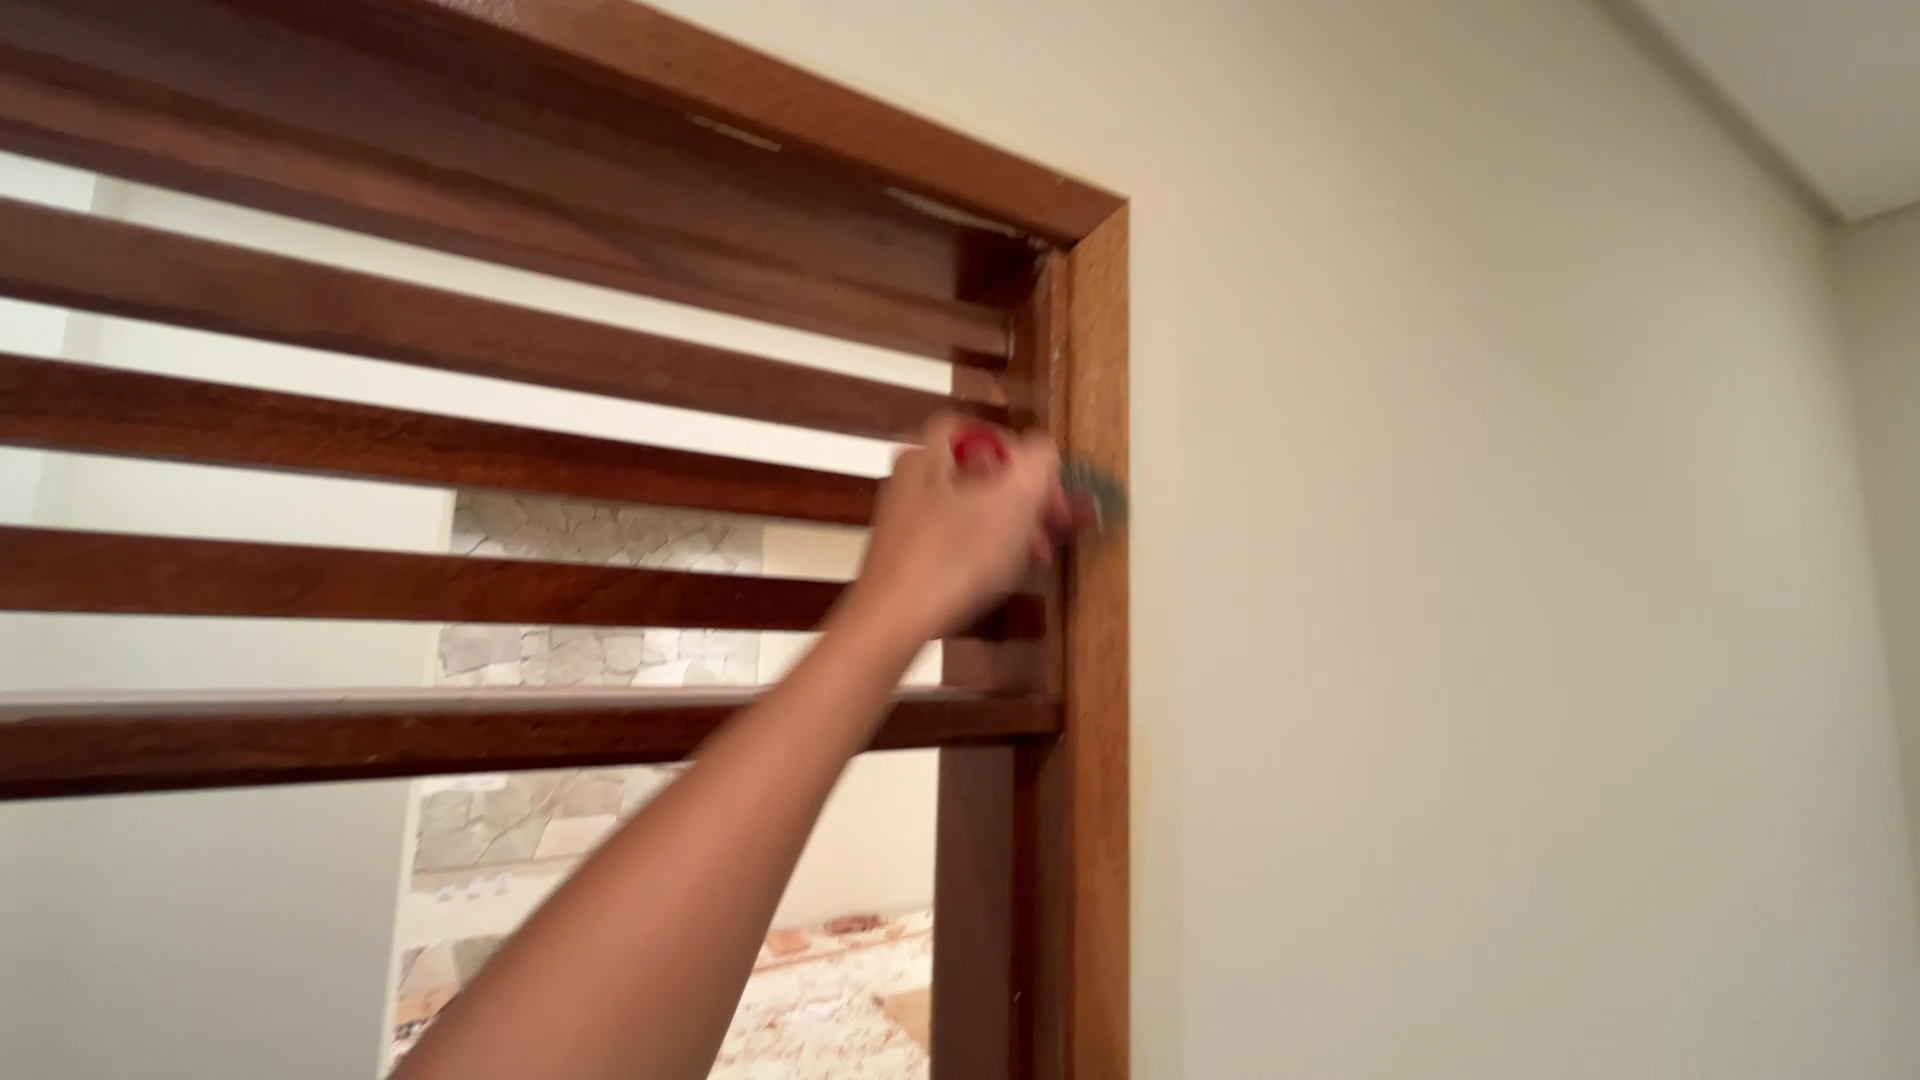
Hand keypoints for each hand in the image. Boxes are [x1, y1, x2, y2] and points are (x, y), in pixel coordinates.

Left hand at [848, 414, 1067, 643]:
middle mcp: (909, 482)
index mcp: (927, 456)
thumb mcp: (1012, 502)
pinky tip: (1001, 574)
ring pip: (968, 509)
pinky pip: (953, 540)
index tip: (1040, 478)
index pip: (973, 429)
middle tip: (1051, 521)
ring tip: (1036, 554)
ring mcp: (904, 522)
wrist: (892, 623)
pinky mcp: (905, 559)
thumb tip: (1042, 450)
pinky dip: (983, 549)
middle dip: (1021, 495)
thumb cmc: (953, 558)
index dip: (1013, 448)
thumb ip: (1036, 463)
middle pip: (976, 472)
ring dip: (1009, 525)